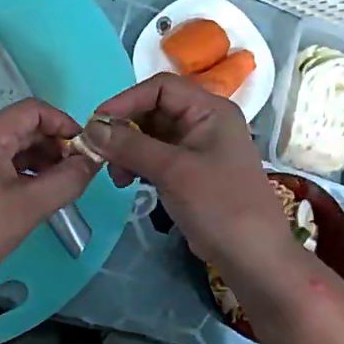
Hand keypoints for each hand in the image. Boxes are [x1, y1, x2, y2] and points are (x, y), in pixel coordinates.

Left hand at [0, 98, 98, 301]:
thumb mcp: (31, 205)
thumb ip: (69, 179)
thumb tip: (94, 160)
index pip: (35, 109)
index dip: (65, 124)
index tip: (87, 151)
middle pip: (25, 127)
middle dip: (56, 145)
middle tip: (79, 174)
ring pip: (15, 147)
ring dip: (42, 161)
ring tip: (62, 188)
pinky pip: (3, 163)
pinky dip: (25, 173)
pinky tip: (39, 195)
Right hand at [80, 74, 298, 272]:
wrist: (252, 256)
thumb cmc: (219, 205)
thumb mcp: (173, 171)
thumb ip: (131, 145)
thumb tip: (90, 129)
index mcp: (210, 110)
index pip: (160, 88)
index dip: (126, 100)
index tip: (95, 123)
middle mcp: (204, 122)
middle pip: (153, 110)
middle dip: (124, 128)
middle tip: (99, 153)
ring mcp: (197, 147)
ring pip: (151, 134)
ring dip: (127, 149)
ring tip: (116, 176)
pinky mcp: (189, 171)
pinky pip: (155, 156)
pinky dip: (137, 164)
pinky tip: (126, 181)